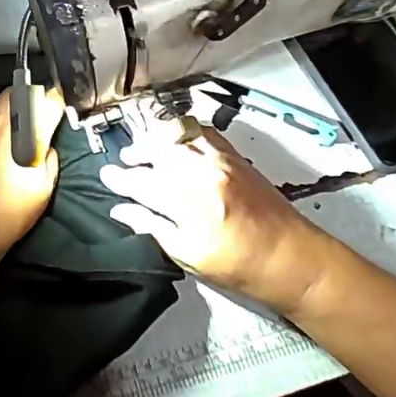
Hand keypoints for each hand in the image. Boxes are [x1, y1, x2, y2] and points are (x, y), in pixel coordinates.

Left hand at [0, 88, 64, 263]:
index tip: (56, 110)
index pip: (42, 99)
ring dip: (2, 111)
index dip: (53, 102)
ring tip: (6, 134)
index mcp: (15, 130)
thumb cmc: (3, 215)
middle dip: (28, 103)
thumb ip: (49, 158)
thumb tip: (46, 142)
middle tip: (32, 125)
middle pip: (15, 93)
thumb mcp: (41, 190)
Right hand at [99, 129, 334, 313]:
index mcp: (189, 202)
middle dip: (136, 153)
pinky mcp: (236, 156)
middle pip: (159, 150)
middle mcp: (204, 173)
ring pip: (180, 134)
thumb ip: (154, 228)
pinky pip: (204, 132)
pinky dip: (185, 131)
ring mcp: (222, 160)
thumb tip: (124, 211)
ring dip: (157, 138)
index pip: (143, 182)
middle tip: (125, 162)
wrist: (289, 255)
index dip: (120, 180)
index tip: (106, 176)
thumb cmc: (240, 265)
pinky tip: (177, 141)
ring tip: (145, 148)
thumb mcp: (189, 255)